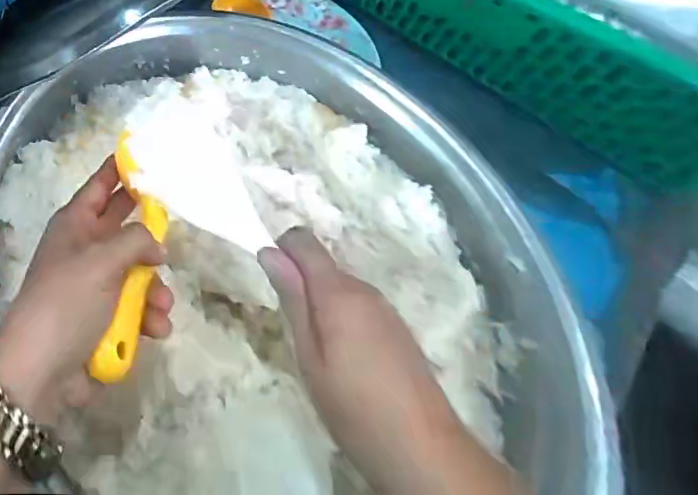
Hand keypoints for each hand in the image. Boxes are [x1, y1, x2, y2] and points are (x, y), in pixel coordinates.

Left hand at [0, 157, 172, 424]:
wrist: (42, 369)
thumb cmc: (66, 301)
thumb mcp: (100, 262)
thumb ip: (134, 242)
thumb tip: (156, 245)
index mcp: (74, 224)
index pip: (99, 186)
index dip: (118, 170)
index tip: (141, 154)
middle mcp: (85, 248)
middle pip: (123, 227)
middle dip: (148, 232)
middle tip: (174, 225)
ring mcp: (95, 284)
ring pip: (137, 272)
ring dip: (154, 288)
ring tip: (161, 304)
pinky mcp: (105, 318)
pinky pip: (136, 307)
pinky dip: (149, 317)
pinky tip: (155, 329)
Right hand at [259, 229, 519, 494]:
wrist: (428, 456)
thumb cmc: (355, 406)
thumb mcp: (309, 355)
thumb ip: (291, 299)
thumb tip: (269, 251)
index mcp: (339, 291)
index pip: (303, 240)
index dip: (281, 249)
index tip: (272, 281)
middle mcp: (365, 291)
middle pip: (322, 265)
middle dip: (301, 283)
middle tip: (292, 328)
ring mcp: (387, 311)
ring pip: (341, 288)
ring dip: (322, 304)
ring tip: (319, 351)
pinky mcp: (400, 332)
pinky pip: (360, 308)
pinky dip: (344, 319)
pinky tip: (347, 361)